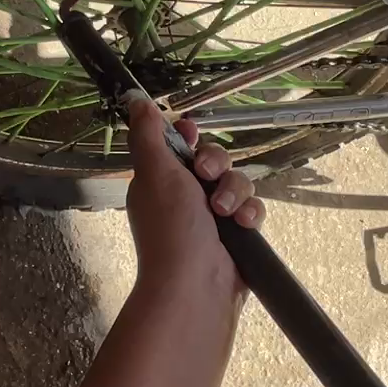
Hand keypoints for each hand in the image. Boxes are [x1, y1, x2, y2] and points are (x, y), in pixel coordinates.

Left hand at [124, 97, 263, 295]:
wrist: (196, 285)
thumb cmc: (170, 228)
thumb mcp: (155, 173)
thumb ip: (147, 135)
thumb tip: (135, 101)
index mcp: (160, 181)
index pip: (179, 146)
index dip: (189, 137)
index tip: (191, 134)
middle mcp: (185, 197)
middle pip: (214, 159)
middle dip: (216, 165)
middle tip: (206, 177)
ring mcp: (212, 217)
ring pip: (237, 182)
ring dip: (234, 191)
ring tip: (225, 212)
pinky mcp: (236, 233)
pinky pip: (252, 208)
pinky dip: (250, 213)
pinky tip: (244, 224)